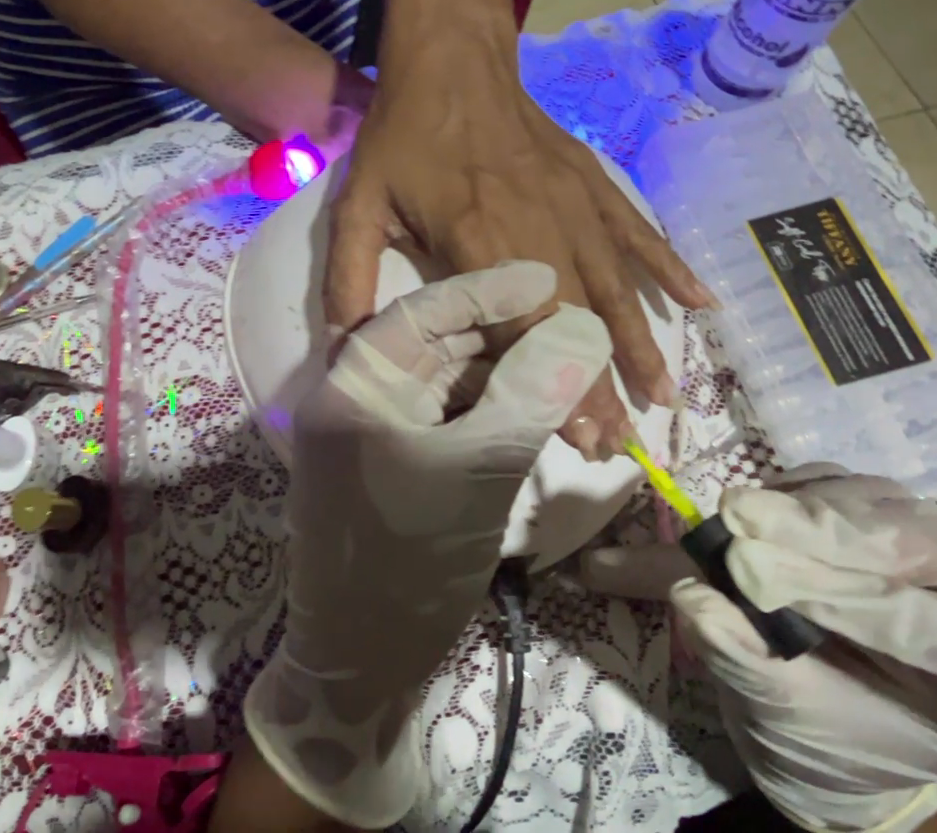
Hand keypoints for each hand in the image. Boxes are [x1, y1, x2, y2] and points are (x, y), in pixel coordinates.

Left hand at [243, 261, 609, 828]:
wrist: (363, 659)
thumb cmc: (406, 560)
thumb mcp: (475, 470)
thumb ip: (528, 394)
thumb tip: (584, 328)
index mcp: (352, 384)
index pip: (422, 312)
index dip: (488, 290)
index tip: (552, 278)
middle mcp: (358, 396)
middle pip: (438, 344)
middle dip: (508, 338)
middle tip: (577, 331)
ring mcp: (377, 431)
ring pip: (451, 382)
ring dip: (509, 380)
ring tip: (575, 378)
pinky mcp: (399, 462)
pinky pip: (452, 418)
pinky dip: (496, 414)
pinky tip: (544, 414)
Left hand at [324, 29, 711, 459]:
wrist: (453, 62)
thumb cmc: (403, 138)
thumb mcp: (359, 206)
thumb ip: (349, 279)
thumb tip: (345, 350)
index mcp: (481, 242)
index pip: (521, 330)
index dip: (549, 386)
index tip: (575, 436)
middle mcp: (541, 231)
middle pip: (575, 322)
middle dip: (597, 387)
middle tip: (617, 444)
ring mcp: (576, 206)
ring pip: (614, 288)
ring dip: (637, 346)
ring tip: (663, 400)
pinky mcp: (595, 185)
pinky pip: (638, 233)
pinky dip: (669, 269)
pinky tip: (700, 306)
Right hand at [672, 471, 936, 832]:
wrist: (830, 732)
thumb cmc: (825, 745)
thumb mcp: (788, 726)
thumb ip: (748, 663)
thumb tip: (693, 597)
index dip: (865, 603)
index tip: (762, 579)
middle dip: (834, 532)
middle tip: (743, 519)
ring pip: (892, 505)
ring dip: (808, 508)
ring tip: (738, 518)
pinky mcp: (882, 517)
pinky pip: (846, 487)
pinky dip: (792, 494)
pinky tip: (749, 513)